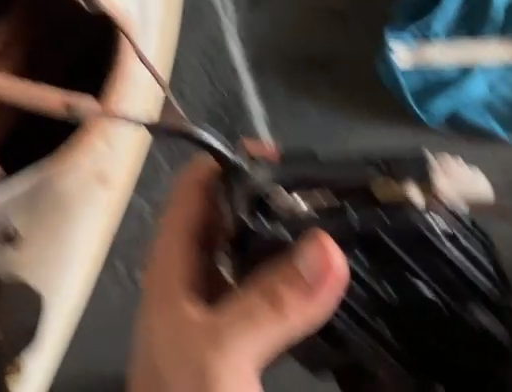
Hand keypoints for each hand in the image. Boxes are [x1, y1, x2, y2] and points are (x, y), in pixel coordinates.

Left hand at [129, 158, 349, 391]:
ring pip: (250, 258)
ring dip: (286, 241)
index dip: (231, 162)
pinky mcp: (239, 349)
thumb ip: (272, 299)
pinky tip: (331, 290)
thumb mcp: (223, 352)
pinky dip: (296, 286)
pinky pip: (268, 300)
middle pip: (228, 218)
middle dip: (271, 200)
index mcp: (171, 265)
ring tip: (340, 228)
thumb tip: (330, 241)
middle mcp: (191, 280)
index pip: (195, 189)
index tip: (288, 158)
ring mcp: (214, 315)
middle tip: (329, 194)